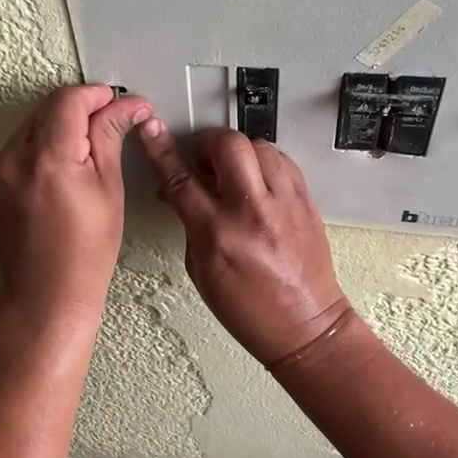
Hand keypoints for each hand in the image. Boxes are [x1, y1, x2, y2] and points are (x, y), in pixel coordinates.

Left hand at [0, 85, 151, 323]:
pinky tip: (63, 170)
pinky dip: (42, 147)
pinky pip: (19, 148)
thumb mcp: (108, 190)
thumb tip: (125, 106)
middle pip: (48, 108)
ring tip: (87, 154)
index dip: (96, 95)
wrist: (44, 297)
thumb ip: (110, 137)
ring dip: (60, 126)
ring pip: (32, 126)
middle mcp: (15, 160)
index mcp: (48, 158)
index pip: (68, 100)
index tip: (117, 103)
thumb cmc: (82, 256)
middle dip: (80, 108)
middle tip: (109, 124)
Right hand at [139, 121, 350, 364]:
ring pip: (259, 145)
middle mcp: (253, 213)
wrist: (305, 326)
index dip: (161, 150)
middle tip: (202, 159)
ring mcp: (285, 204)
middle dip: (207, 143)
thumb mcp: (200, 270)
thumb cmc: (251, 310)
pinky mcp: (306, 202)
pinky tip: (256, 180)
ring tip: (231, 172)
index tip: (152, 131)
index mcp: (218, 235)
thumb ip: (191, 223)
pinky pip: (283, 160)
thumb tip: (183, 190)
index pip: (181, 179)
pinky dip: (264, 162)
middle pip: (227, 145)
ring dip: (238, 151)